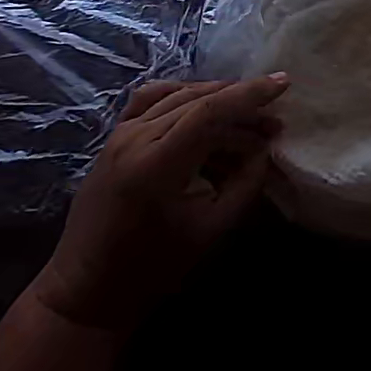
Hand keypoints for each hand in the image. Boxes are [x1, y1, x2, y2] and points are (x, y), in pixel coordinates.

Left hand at [29, 75, 288, 332]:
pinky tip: (201, 103)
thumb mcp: (210, 231)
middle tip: (273, 120)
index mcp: (157, 164)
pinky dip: (180, 95)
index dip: (249, 95)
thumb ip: (243, 185)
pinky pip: (149, 100)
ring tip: (245, 113)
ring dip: (214, 98)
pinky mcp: (113, 137)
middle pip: (196, 101)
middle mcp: (135, 137)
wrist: (88, 287)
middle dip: (240, 104)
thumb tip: (265, 150)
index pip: (209, 111)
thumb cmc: (152, 268)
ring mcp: (119, 133)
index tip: (283, 83)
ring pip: (175, 96)